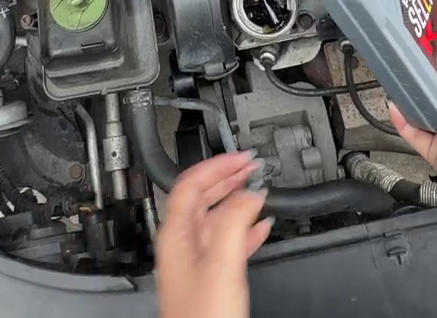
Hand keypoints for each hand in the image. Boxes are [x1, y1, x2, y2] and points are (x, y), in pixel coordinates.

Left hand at [156, 151, 272, 317]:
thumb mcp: (222, 261)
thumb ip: (233, 219)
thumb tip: (248, 191)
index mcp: (176, 233)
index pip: (191, 182)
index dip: (216, 164)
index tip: (240, 156)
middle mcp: (181, 244)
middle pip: (202, 196)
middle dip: (227, 177)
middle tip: (250, 165)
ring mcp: (195, 263)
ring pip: (216, 218)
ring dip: (237, 200)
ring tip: (258, 187)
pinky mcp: (210, 281)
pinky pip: (227, 242)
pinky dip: (245, 228)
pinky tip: (261, 227)